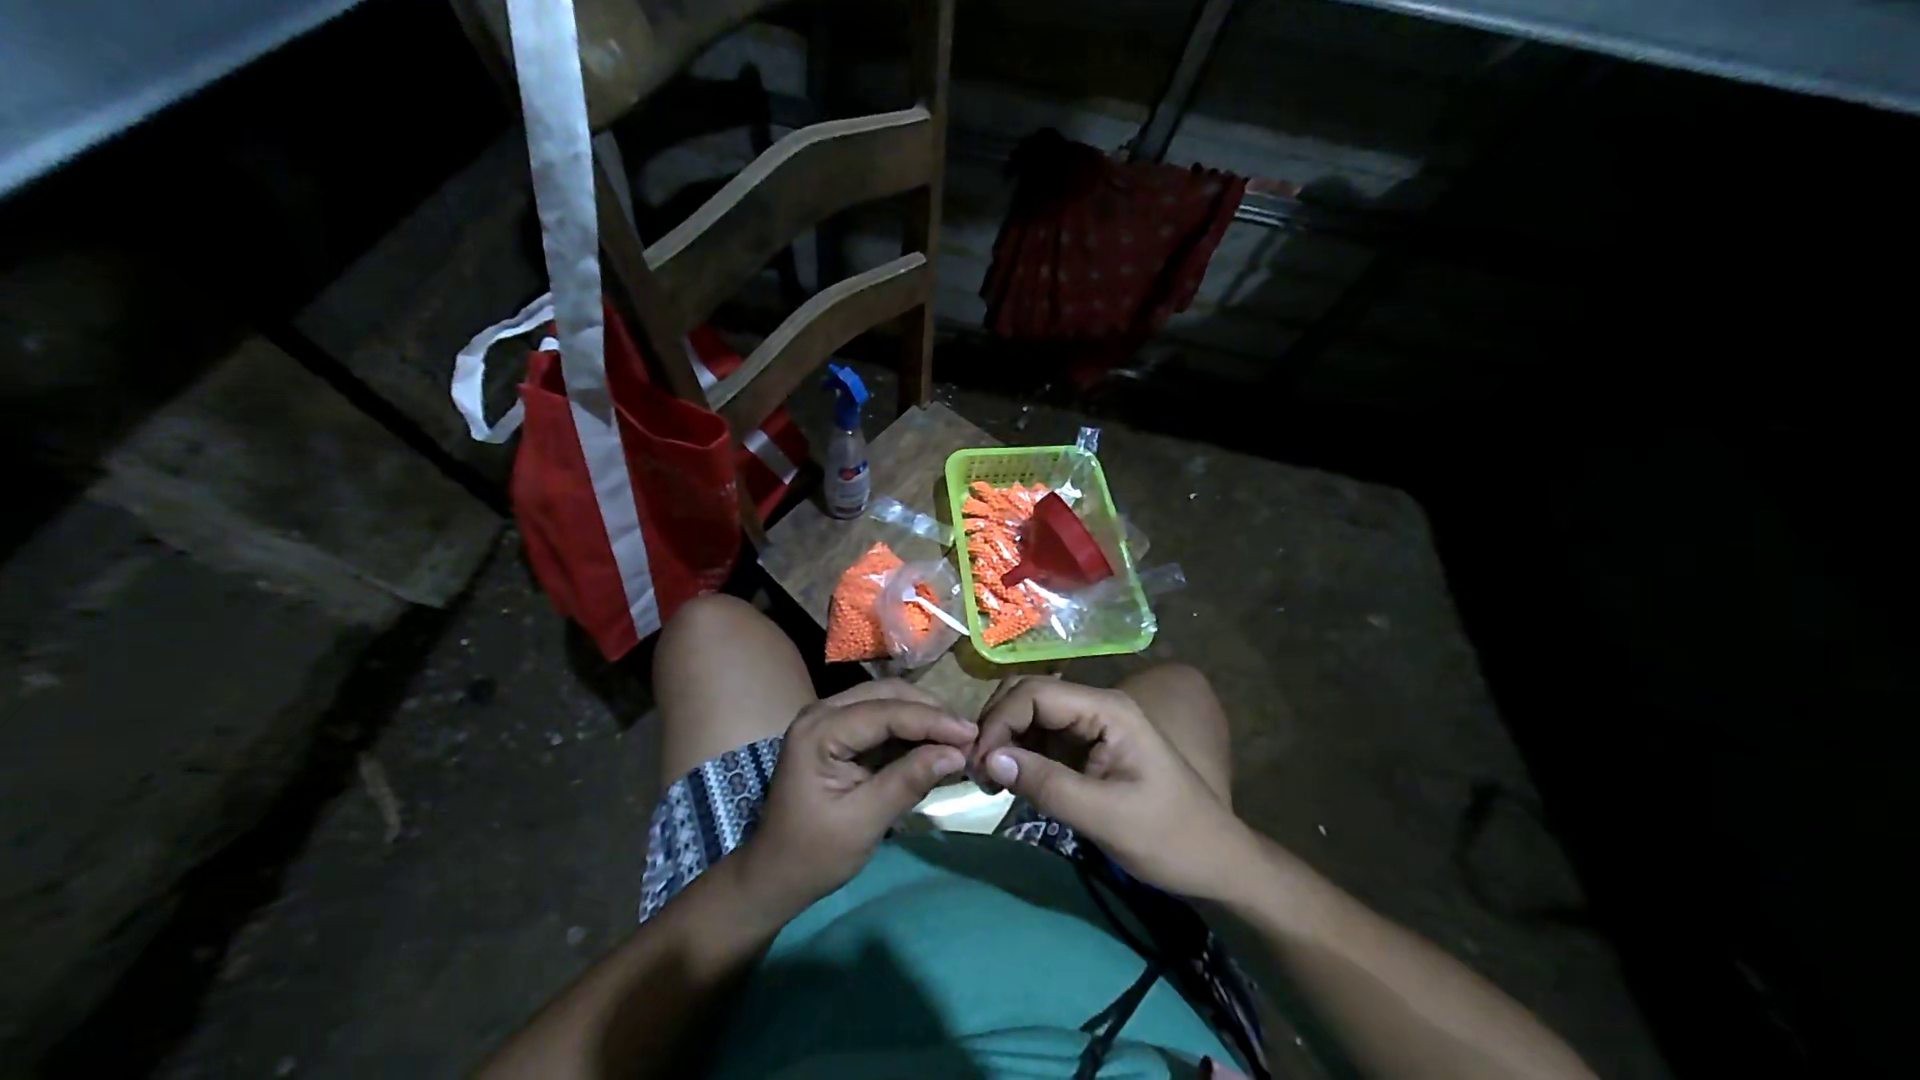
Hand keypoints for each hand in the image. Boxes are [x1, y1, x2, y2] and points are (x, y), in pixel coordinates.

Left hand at [736, 680, 975, 913]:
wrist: (775, 874)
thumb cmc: (814, 853)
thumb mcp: (864, 821)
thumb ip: (908, 781)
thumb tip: (957, 753)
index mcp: (819, 731)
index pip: (885, 712)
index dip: (932, 720)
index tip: (973, 735)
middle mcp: (822, 712)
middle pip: (888, 695)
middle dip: (931, 713)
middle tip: (970, 737)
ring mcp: (830, 719)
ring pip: (889, 701)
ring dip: (924, 718)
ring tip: (959, 740)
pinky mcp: (840, 732)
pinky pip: (883, 718)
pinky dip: (912, 730)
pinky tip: (936, 745)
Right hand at [970, 678, 1252, 898]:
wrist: (1213, 860)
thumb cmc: (1169, 837)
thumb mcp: (1107, 816)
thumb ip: (1048, 785)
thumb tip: (988, 760)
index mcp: (1108, 709)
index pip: (1036, 693)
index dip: (1001, 721)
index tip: (980, 766)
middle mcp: (1096, 707)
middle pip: (1028, 695)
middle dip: (997, 727)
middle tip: (978, 773)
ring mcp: (1090, 727)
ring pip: (1030, 716)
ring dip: (1003, 741)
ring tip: (989, 781)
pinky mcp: (1085, 749)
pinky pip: (1040, 739)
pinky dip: (1016, 756)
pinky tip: (1008, 783)